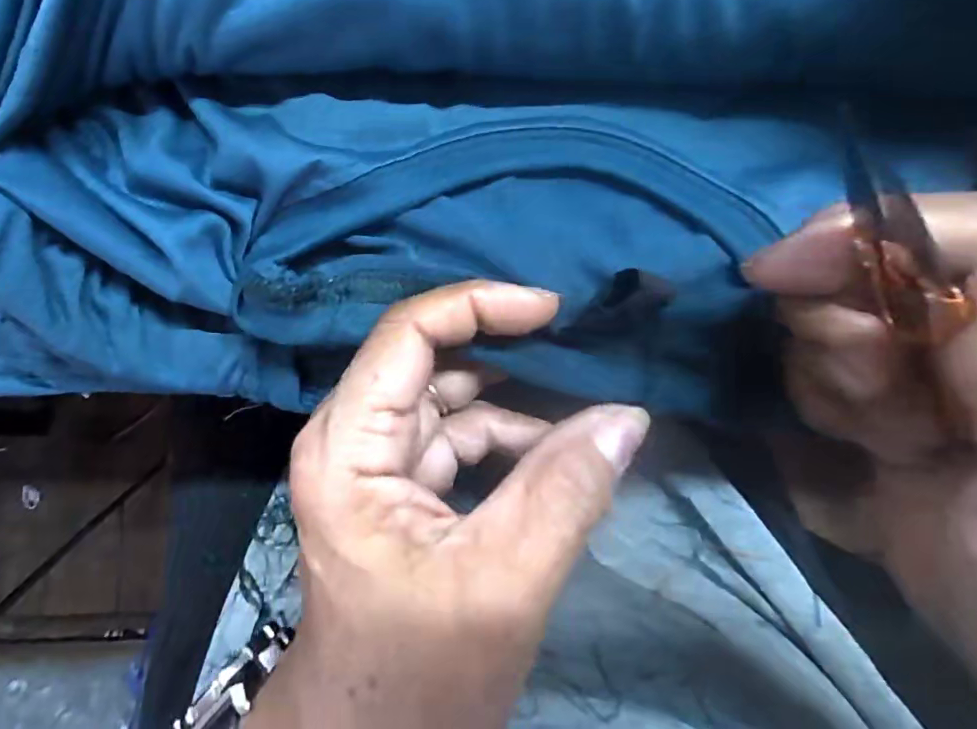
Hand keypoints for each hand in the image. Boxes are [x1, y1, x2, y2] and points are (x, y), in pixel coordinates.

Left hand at [246, 281, 650, 728]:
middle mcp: (351, 433)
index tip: (550, 309)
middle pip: (428, 354)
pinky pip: (457, 430)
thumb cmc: (419, 672)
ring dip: (514, 390)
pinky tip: (561, 448)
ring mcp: (374, 455)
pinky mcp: (399, 478)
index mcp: (349, 443)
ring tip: (584, 392)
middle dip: (503, 343)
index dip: (477, 305)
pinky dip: (509, 432)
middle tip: (576, 342)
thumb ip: (566, 492)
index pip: (408, 333)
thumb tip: (628, 415)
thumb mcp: (503, 584)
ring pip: (448, 390)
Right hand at [745, 191, 976, 728]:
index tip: (785, 266)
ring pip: (889, 320)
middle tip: (853, 386)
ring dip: (842, 363)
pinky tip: (858, 452)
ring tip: (873, 438)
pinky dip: (832, 402)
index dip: (904, 231)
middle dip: (862, 307)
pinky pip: (864, 380)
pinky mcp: (958, 435)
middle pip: (944, 271)